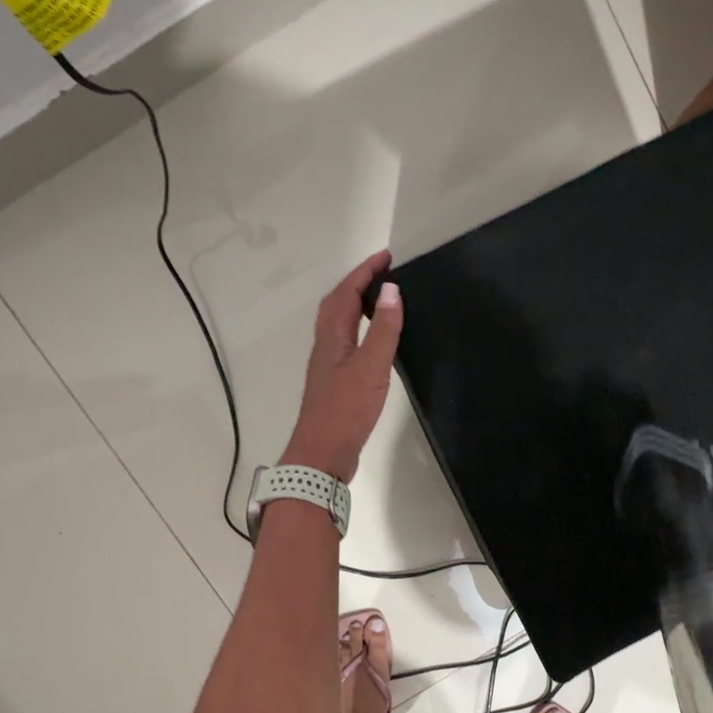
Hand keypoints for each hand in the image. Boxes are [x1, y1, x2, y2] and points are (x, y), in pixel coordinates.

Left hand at [280, 250, 401, 482]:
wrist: (321, 456)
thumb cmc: (345, 411)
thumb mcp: (370, 368)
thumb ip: (382, 330)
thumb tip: (391, 290)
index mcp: (332, 338)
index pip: (346, 293)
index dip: (364, 272)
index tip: (386, 257)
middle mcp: (326, 347)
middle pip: (337, 306)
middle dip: (358, 285)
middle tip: (384, 274)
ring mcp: (329, 368)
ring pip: (340, 327)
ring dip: (357, 308)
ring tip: (381, 301)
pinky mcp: (336, 386)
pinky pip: (347, 346)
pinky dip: (361, 333)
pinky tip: (374, 345)